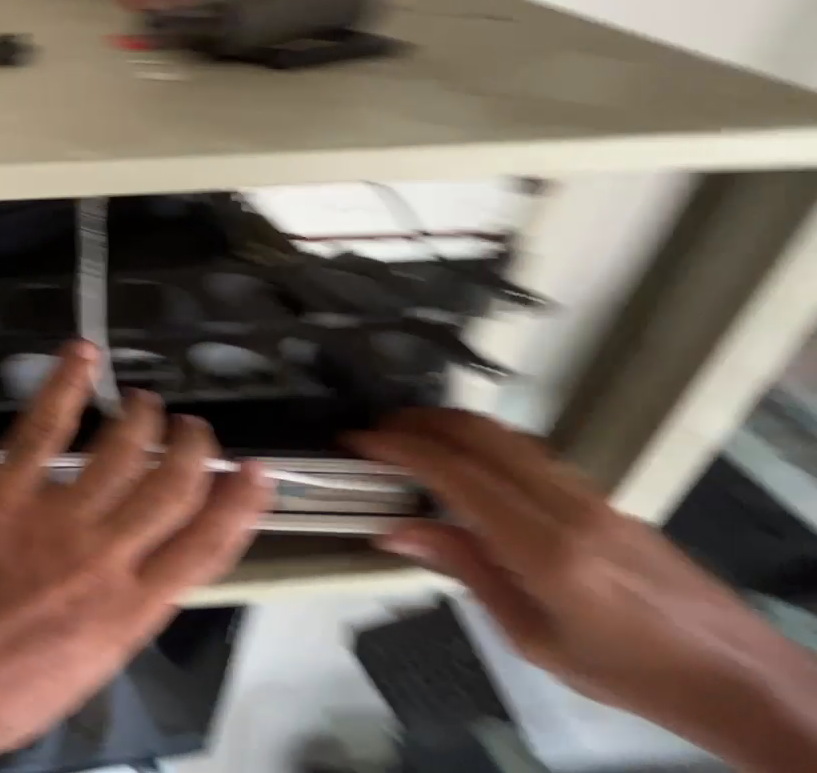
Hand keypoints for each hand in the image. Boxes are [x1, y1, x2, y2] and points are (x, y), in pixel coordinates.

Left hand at [0, 341, 271, 772]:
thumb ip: (112, 618)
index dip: (238, 504)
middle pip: (170, 488)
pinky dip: (65, 385)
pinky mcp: (3, 491)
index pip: (205, 547)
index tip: (255, 473)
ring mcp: (54, 518)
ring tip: (148, 403)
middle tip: (194, 429)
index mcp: (128, 611)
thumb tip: (129, 579)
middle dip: (192, 451)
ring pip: (119, 452)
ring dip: (140, 420)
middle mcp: (104, 557)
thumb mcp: (79, 672)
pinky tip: (80, 357)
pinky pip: (43, 427)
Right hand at [351, 409, 816, 769]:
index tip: (357, 442)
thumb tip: (396, 531)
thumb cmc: (633, 675)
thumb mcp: (533, 638)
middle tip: (376, 431)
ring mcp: (594, 498)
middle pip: (481, 434)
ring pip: (508, 436)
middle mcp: (569, 508)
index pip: (456, 472)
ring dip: (451, 426)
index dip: (399, 448)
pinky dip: (484, 443)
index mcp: (545, 548)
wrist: (748, 684)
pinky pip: (531, 454)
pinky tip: (466, 462)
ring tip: (410, 438)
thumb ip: (465, 570)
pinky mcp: (608, 500)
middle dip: (420, 421)